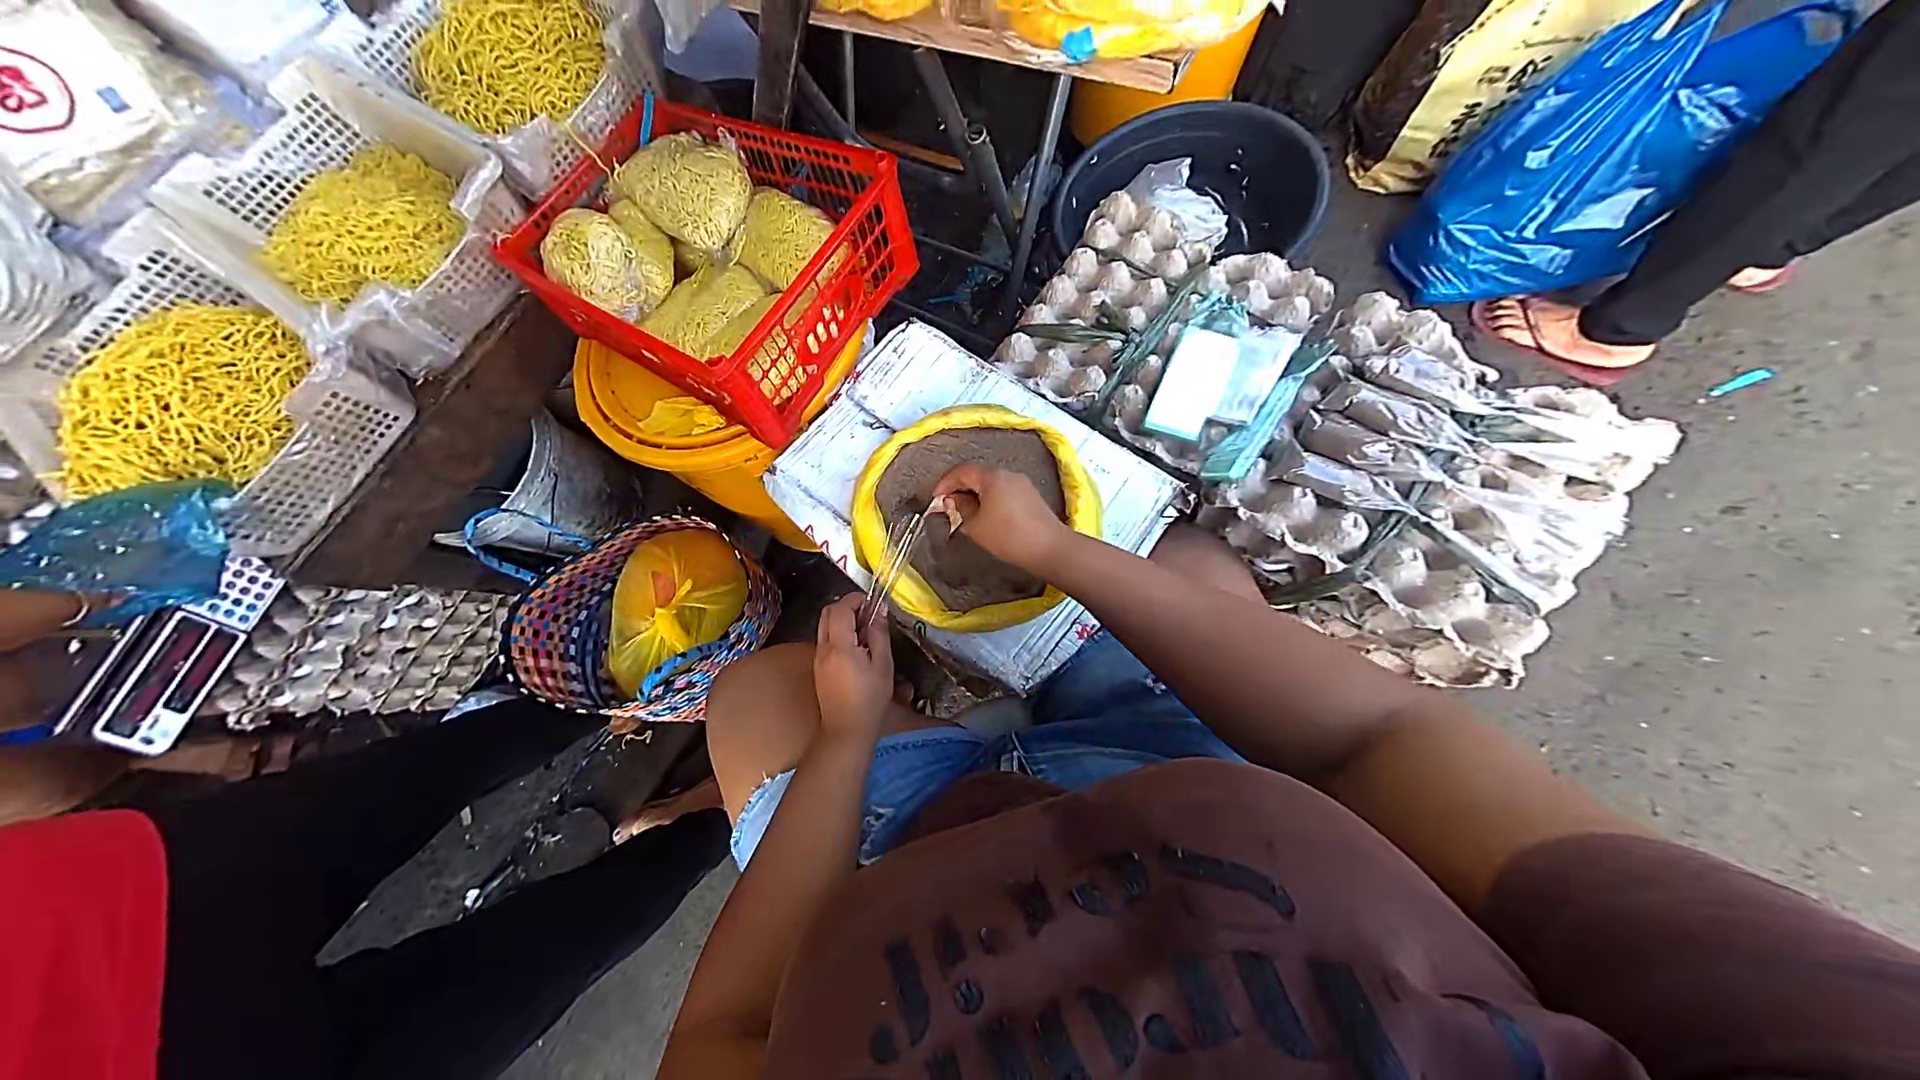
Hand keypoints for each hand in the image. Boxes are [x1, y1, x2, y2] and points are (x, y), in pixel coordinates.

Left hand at [812, 593, 892, 740]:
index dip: (856, 599)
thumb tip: (878, 611)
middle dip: (846, 605)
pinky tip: (856, 646)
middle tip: (868, 613)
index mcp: (840, 646)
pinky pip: (825, 638)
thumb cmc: (870, 699)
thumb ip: (879, 634)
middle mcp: (823, 648)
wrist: (846, 730)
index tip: (872, 602)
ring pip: (824, 624)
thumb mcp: (883, 665)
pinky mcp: (818, 666)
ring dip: (841, 619)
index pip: (840, 608)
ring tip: (864, 631)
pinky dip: (838, 633)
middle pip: (827, 612)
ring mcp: (818, 657)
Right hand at [931, 465, 1074, 576]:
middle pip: (977, 474)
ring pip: (991, 483)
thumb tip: (955, 498)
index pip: (962, 471)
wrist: (1049, 548)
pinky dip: (990, 498)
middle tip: (948, 505)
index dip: (945, 482)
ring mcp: (1022, 483)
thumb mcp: (976, 524)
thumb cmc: (1008, 536)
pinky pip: (1003, 491)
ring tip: (965, 512)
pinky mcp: (1030, 495)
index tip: (935, 497)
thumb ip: (962, 507)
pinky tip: (986, 515)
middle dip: (960, 488)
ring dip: (975, 494)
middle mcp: (1008, 474)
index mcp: (992, 477)